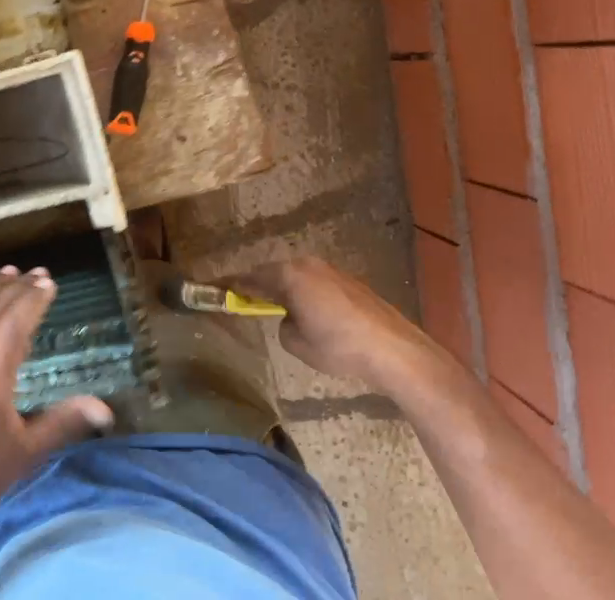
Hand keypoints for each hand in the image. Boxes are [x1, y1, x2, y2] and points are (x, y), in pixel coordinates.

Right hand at [226, 256, 441, 391]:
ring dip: (289, 290)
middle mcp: (308, 265)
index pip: (251, 277)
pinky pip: (318, 283)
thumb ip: (283, 326)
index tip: (221, 290)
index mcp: (289, 275)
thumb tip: (290, 319)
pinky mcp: (352, 282)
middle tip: (254, 303)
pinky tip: (317, 315)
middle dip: (264, 286)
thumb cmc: (338, 346)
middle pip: (276, 272)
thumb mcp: (296, 343)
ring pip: (300, 277)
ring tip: (288, 312)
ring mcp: (332, 271)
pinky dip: (310, 294)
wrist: (393, 350)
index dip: (235, 286)